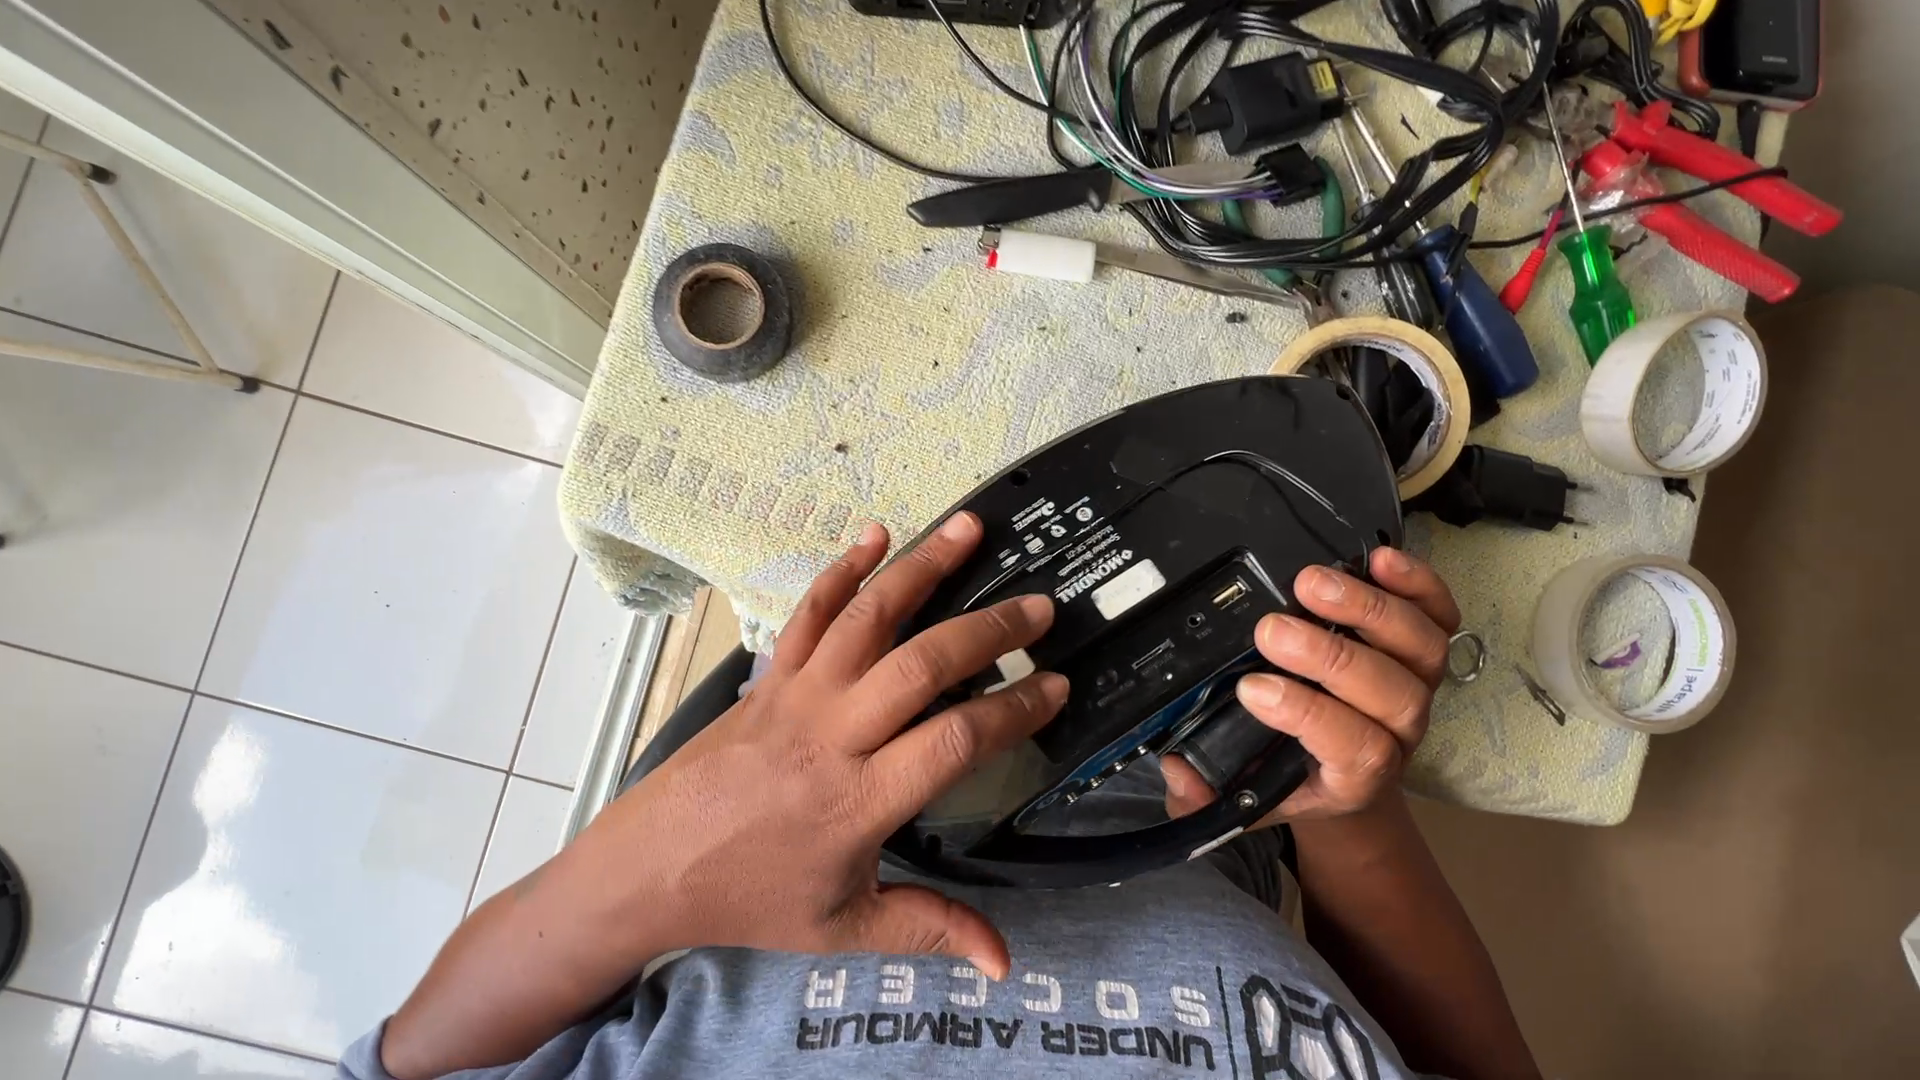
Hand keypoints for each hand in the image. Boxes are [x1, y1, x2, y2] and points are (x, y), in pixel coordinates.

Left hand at [588, 512, 1063, 978]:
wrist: (649, 865)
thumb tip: (1004, 961)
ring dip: (921, 567)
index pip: (955, 741)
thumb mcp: (843, 927)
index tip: (1057, 688)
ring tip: (968, 528)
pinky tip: (875, 534)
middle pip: (922, 664)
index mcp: (860, 800)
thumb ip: (929, 929)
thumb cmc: (750, 895)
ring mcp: (798, 694)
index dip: (1015, 711)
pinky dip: (842, 569)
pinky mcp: (770, 675)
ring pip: (867, 618)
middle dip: (990, 630)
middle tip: (1039, 608)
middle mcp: (833, 733)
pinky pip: (809, 612)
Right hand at [1161, 547, 1459, 824]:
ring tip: (1312, 582)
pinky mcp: (1418, 650)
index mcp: (1356, 775)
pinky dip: (1417, 585)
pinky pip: (1438, 615)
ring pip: (1420, 649)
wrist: (1333, 770)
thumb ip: (1205, 797)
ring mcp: (1414, 687)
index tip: (1251, 688)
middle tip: (1272, 629)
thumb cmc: (1286, 775)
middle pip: (1392, 694)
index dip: (1307, 715)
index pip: (1353, 748)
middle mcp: (1397, 732)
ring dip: (1369, 611)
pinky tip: (1377, 559)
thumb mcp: (1240, 798)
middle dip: (1331, 658)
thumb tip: (1179, 774)